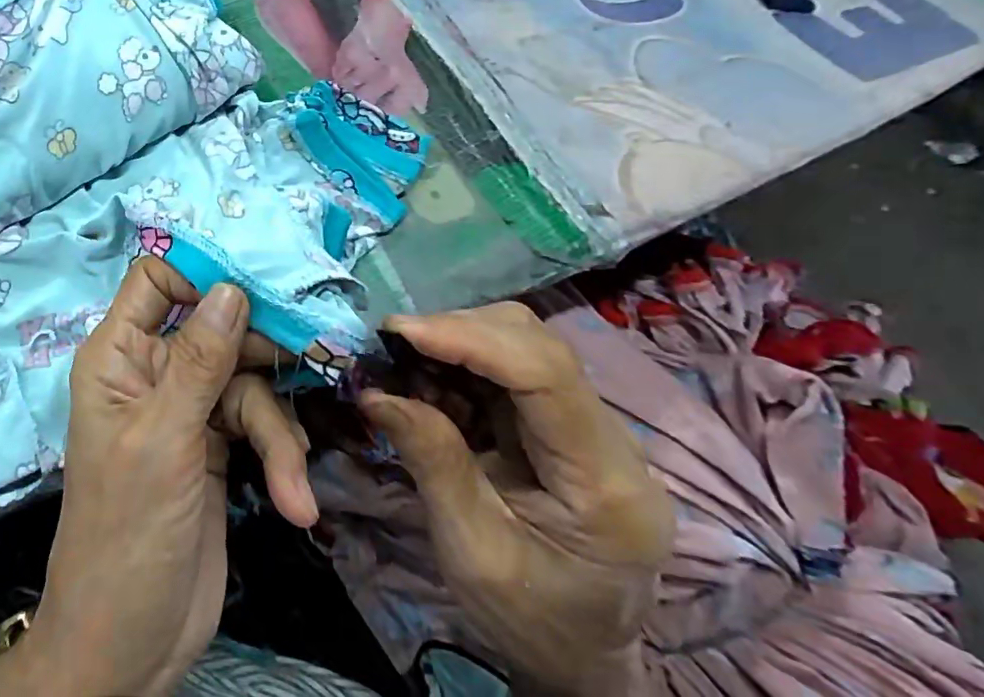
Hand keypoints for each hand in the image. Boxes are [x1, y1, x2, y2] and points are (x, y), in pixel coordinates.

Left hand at [0, 258, 317, 696]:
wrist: (130, 637)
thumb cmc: (128, 528)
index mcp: (117, 355)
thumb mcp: (164, 438)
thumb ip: (198, 361)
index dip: (200, 276)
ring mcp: (185, 410)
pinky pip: (256, 425)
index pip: (154, 283)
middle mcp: (150, 371)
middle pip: (216, 330)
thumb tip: (230, 288)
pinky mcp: (214, 446)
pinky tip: (294, 504)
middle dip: (262, 357)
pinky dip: (279, 459)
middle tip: (311, 363)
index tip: (259, 284)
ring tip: (290, 488)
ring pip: (246, 384)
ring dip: (275, 433)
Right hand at [361, 304, 672, 694]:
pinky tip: (424, 383)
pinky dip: (456, 362)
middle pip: (537, 344)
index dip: (470, 338)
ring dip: (453, 342)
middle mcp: (609, 440)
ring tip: (399, 365)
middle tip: (386, 347)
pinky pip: (506, 367)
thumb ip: (432, 462)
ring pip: (521, 344)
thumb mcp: (471, 549)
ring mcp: (586, 428)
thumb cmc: (529, 616)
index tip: (397, 331)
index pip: (547, 375)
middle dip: (455, 331)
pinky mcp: (557, 425)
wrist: (576, 653)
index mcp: (605, 482)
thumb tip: (374, 390)